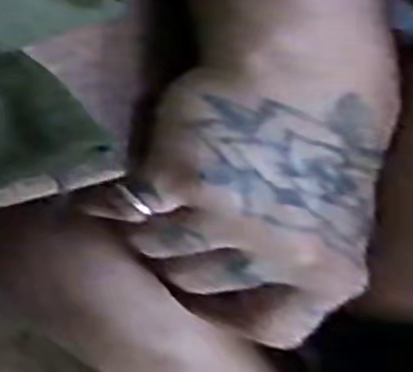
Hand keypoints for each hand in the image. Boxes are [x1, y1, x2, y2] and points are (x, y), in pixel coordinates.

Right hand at [80, 68, 388, 347]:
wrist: (290, 88)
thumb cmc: (303, 149)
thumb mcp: (317, 222)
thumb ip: (283, 253)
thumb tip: (229, 272)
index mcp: (326, 275)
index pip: (267, 324)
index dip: (220, 314)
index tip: (185, 295)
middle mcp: (276, 256)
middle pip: (195, 279)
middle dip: (162, 262)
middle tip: (136, 242)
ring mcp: (223, 218)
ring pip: (156, 245)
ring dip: (129, 232)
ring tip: (111, 218)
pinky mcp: (176, 179)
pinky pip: (127, 206)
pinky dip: (101, 205)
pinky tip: (86, 201)